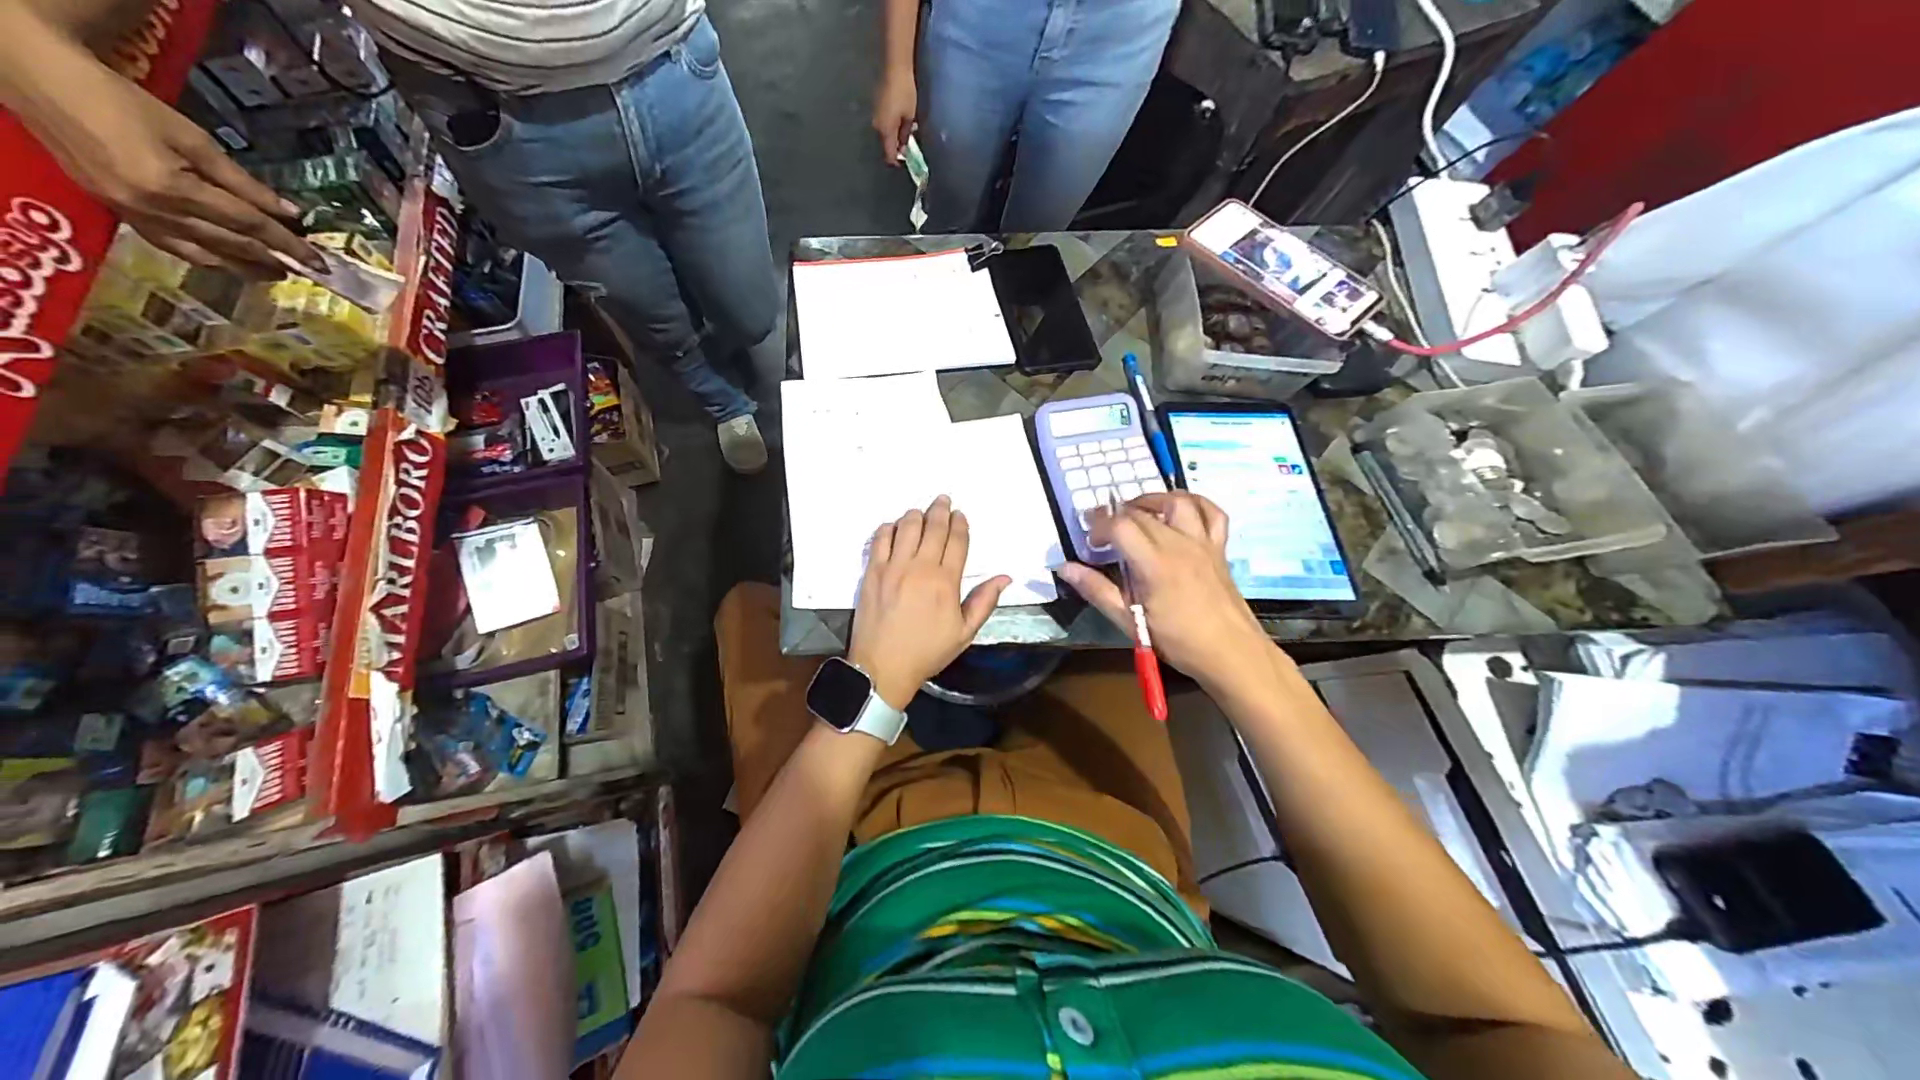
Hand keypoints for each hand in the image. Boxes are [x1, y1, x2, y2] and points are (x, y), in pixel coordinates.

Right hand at [29, 62, 322, 273]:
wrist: (40, 82)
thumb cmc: (121, 103)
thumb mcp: (193, 139)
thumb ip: (244, 182)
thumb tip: (290, 213)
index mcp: (173, 189)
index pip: (248, 226)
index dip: (288, 245)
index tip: (319, 260)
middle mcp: (153, 210)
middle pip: (229, 245)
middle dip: (271, 260)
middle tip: (305, 271)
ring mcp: (132, 215)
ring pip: (202, 255)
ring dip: (242, 267)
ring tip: (274, 272)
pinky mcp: (118, 213)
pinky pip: (172, 247)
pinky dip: (206, 258)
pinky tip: (228, 261)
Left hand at [848, 496, 1009, 708]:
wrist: (883, 667)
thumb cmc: (927, 652)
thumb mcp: (964, 633)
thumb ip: (984, 602)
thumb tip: (1004, 577)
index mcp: (946, 582)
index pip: (957, 541)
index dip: (960, 523)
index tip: (960, 514)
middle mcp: (920, 567)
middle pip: (933, 527)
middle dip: (940, 510)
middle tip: (943, 500)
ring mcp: (893, 567)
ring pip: (907, 527)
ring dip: (916, 515)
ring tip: (921, 512)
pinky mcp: (872, 571)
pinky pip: (880, 538)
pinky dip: (889, 527)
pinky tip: (895, 527)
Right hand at [871, 69, 916, 165]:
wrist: (895, 67)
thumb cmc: (905, 92)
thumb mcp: (909, 115)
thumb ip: (905, 133)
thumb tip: (903, 145)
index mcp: (885, 130)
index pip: (889, 154)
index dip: (896, 161)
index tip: (904, 162)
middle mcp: (877, 126)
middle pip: (886, 145)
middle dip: (896, 148)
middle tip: (908, 146)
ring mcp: (875, 116)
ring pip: (885, 134)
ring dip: (894, 136)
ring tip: (906, 132)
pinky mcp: (876, 107)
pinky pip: (883, 124)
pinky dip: (891, 127)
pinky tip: (900, 121)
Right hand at [1059, 492, 1275, 695]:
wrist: (1231, 653)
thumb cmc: (1178, 641)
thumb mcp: (1130, 622)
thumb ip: (1098, 590)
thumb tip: (1066, 569)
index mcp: (1154, 564)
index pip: (1120, 526)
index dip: (1099, 527)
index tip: (1090, 542)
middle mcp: (1179, 544)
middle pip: (1142, 513)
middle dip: (1115, 515)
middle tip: (1100, 530)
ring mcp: (1202, 543)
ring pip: (1177, 502)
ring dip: (1152, 500)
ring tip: (1136, 511)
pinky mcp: (1218, 548)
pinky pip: (1212, 513)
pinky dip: (1195, 503)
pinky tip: (1180, 509)